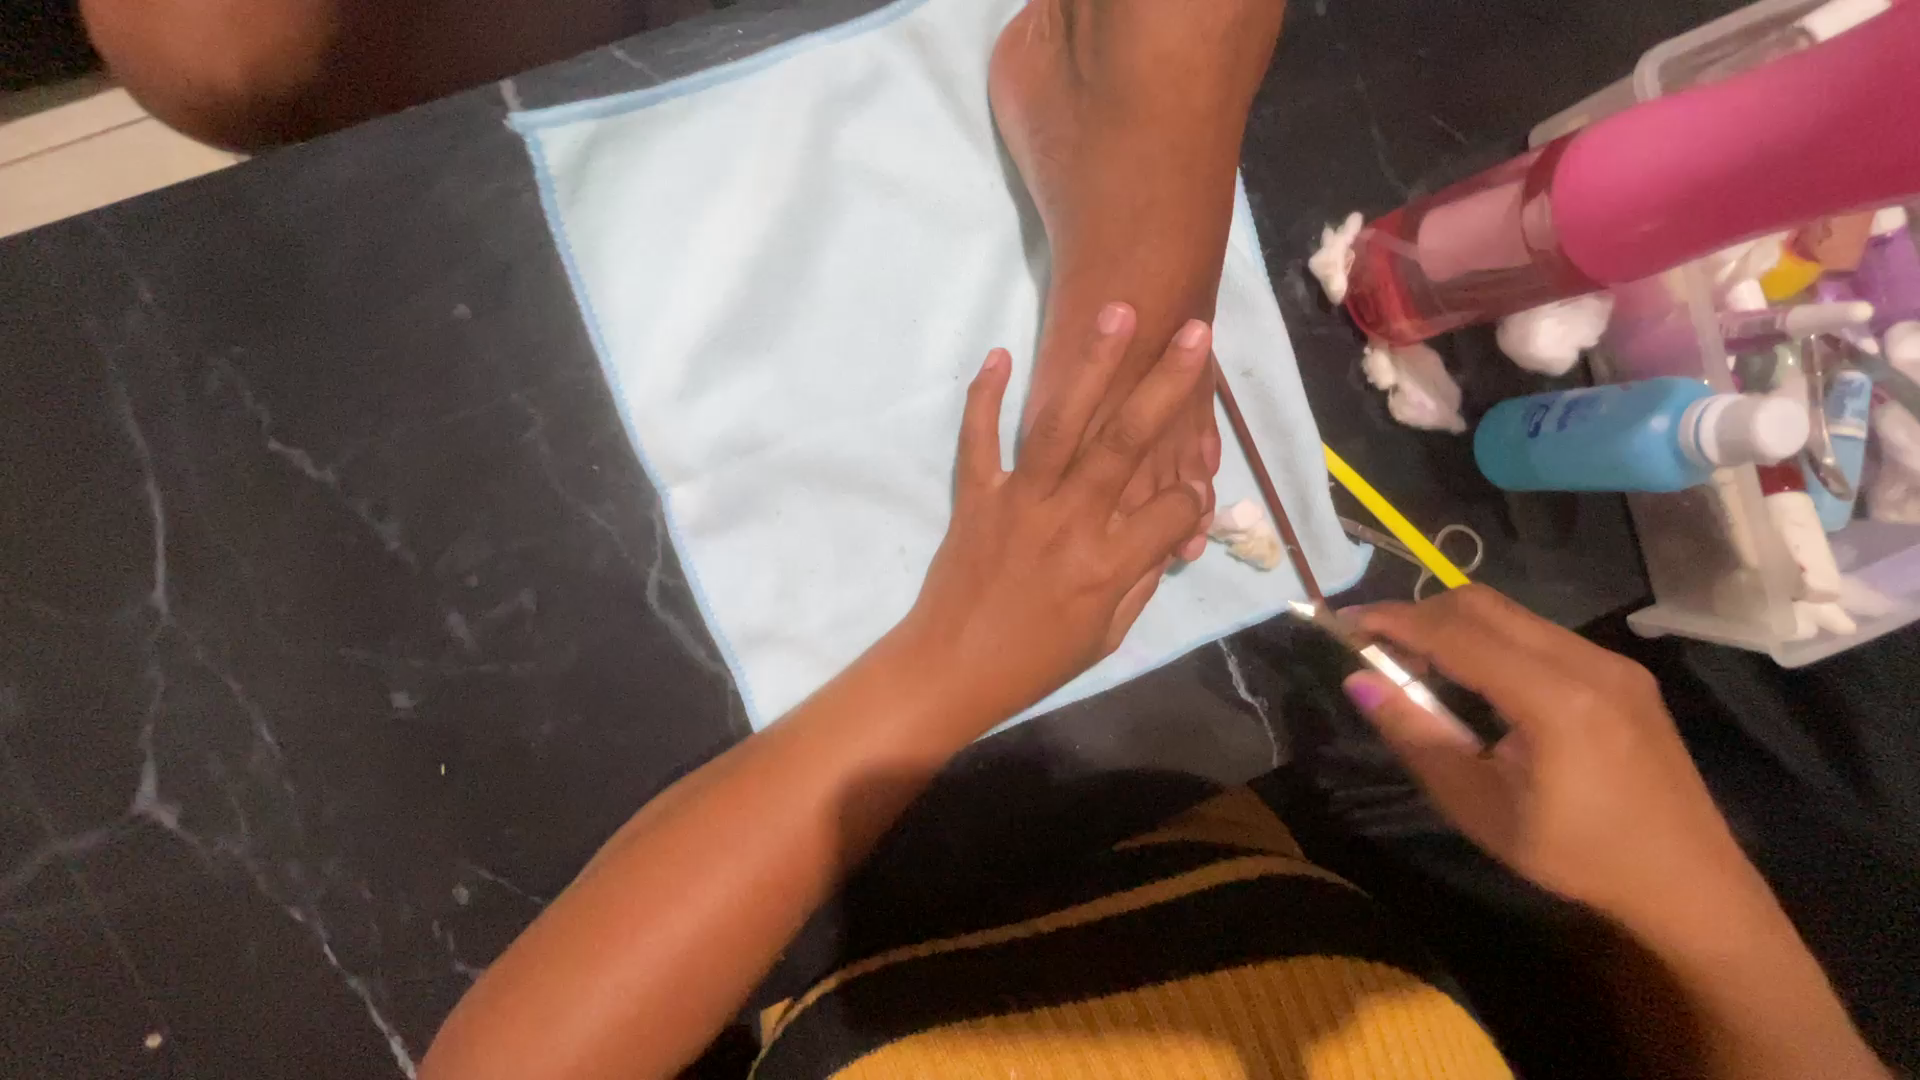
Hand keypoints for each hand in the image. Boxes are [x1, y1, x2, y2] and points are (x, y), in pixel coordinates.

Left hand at [897, 302, 1211, 722]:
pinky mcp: (976, 496)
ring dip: (1090, 367)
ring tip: (1117, 314)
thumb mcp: (1106, 636)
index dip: (1194, 499)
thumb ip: (1141, 579)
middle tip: (1193, 332)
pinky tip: (999, 355)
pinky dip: (984, 398)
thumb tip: (1168, 537)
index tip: (1192, 495)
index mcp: (1109, 563)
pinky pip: (980, 440)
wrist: (950, 670)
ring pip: (1059, 426)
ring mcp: (1018, 502)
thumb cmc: (1035, 663)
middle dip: (1164, 384)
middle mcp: (1069, 521)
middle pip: (1124, 443)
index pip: (1174, 508)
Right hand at [1341, 586, 1751, 924]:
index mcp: (1556, 699)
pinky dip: (1487, 638)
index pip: (1455, 633)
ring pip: (1509, 614)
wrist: (1691, 888)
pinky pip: (1536, 632)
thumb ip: (1414, 734)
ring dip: (1452, 624)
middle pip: (1481, 604)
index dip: (1393, 620)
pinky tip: (1472, 677)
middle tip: (1377, 644)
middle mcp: (1589, 663)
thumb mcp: (1476, 804)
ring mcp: (1612, 664)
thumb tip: (1358, 679)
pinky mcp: (1621, 673)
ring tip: (1416, 661)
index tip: (1344, 623)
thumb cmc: (1574, 856)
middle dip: (1418, 612)